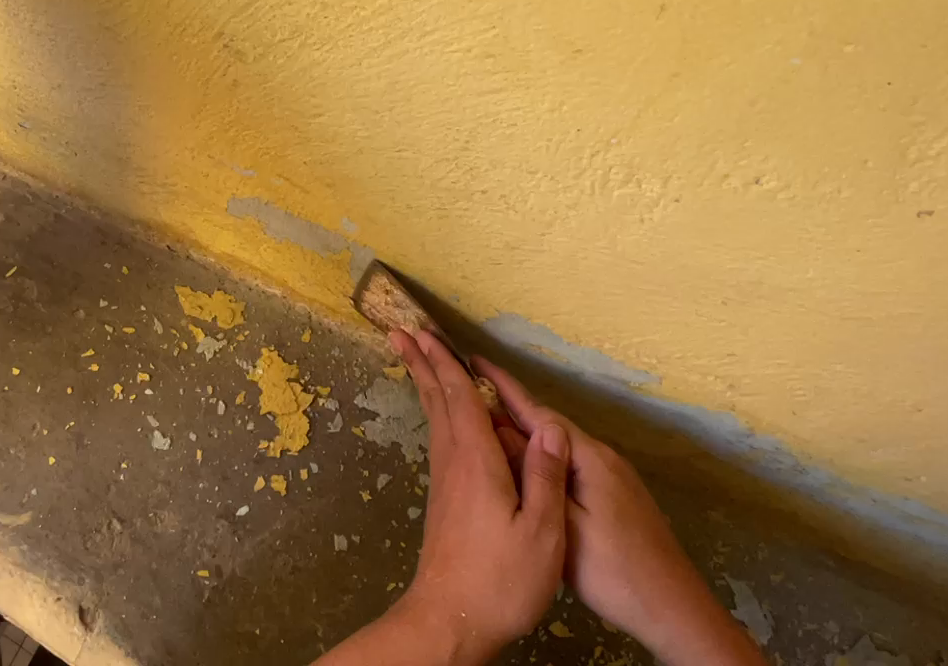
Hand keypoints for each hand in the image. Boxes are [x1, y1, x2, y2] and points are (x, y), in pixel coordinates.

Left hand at [315, 329, 570, 665]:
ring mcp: (444, 478)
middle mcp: (453, 460)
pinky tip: (441, 414)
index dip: (445, 363)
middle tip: (398, 331)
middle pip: (436, 399)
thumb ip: (544, 477)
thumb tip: (549, 425)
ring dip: (425, 382)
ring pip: (434, 416)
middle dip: (420, 363)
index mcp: (477, 461)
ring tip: (413, 358)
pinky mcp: (443, 496)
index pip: (460, 399)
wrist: (452, 616)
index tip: (425, 332)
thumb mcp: (541, 533)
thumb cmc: (501, 578)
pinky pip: (439, 435)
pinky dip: (436, 410)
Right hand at [475, 361, 768, 665]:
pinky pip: (567, 458)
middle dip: (508, 403)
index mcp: (587, 457)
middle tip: (467, 388)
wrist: (676, 613)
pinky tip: (523, 461)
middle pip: (547, 422)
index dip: (502, 385)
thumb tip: (499, 429)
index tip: (471, 358)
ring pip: (557, 442)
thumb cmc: (613, 572)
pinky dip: (540, 451)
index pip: (537, 411)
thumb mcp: (562, 523)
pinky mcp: (615, 493)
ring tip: (484, 420)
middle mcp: (601, 455)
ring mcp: (611, 474)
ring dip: (523, 428)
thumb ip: (532, 474)